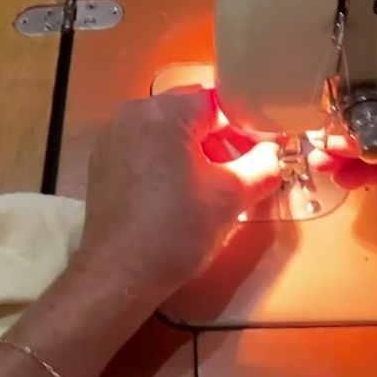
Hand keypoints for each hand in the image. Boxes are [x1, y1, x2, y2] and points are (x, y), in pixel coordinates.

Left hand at [76, 89, 281, 303]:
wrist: (118, 274)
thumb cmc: (176, 231)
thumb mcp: (230, 197)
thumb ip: (263, 166)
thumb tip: (274, 152)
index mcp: (164, 113)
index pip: (217, 102)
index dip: (244, 125)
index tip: (259, 151)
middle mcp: (133, 112)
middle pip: (190, 112)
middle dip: (219, 137)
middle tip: (239, 170)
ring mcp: (113, 134)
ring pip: (167, 127)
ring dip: (193, 148)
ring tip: (210, 184)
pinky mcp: (102, 157)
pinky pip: (144, 143)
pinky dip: (165, 157)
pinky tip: (177, 191)